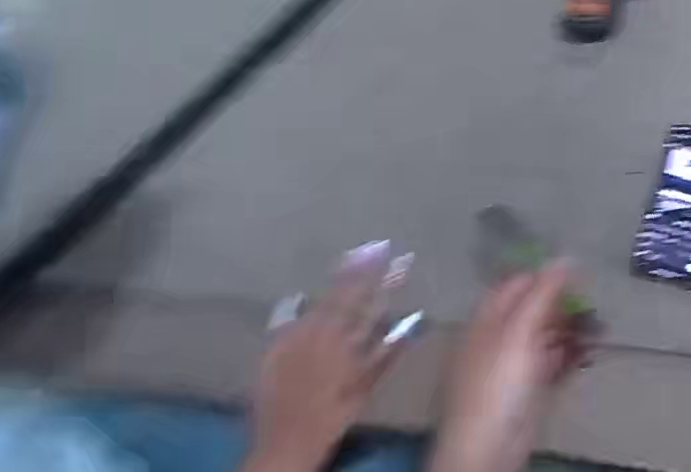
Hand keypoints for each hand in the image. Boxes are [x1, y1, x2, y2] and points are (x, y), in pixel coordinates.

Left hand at [243, 241, 413, 471]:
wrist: (285, 444)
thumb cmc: (335, 414)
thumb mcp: (367, 383)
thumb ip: (391, 349)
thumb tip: (416, 317)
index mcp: (348, 339)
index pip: (374, 300)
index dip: (389, 277)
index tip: (403, 256)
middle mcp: (324, 332)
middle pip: (347, 293)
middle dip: (363, 268)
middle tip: (376, 245)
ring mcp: (297, 338)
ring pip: (321, 301)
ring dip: (337, 278)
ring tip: (350, 257)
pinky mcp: (274, 349)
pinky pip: (286, 320)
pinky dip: (293, 307)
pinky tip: (297, 296)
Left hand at [428, 262, 586, 471]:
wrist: (486, 454)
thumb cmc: (498, 383)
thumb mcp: (521, 330)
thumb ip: (544, 291)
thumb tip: (567, 256)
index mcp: (490, 316)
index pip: (521, 282)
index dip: (548, 276)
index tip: (579, 275)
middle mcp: (501, 335)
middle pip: (536, 308)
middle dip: (566, 305)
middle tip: (594, 305)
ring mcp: (514, 364)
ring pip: (547, 335)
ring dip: (573, 330)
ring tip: (600, 330)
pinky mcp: (528, 389)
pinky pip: (552, 362)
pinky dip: (571, 354)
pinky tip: (589, 353)